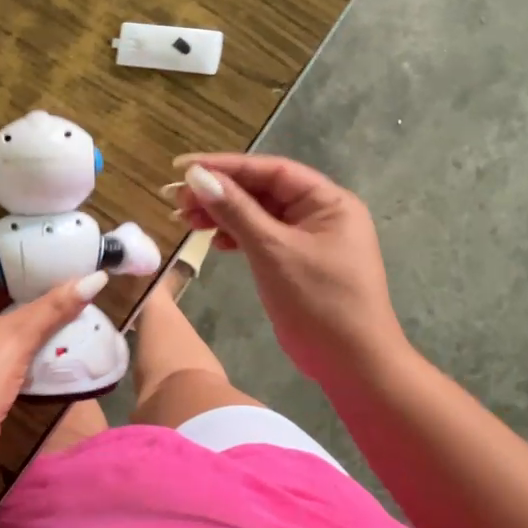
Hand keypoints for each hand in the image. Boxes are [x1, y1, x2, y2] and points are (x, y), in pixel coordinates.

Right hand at [172, 154, 409, 384]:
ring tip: (184, 219)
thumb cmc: (318, 301)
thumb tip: (198, 177)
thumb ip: (235, 210)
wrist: (351, 362)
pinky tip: (213, 241)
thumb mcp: (272, 250)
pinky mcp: (295, 263)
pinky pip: (260, 237)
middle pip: (261, 191)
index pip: (270, 171)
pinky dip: (234, 236)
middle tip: (176, 199)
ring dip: (221, 214)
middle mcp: (320, 214)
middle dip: (218, 192)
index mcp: (328, 202)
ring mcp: (308, 240)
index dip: (225, 166)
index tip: (183, 168)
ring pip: (257, 215)